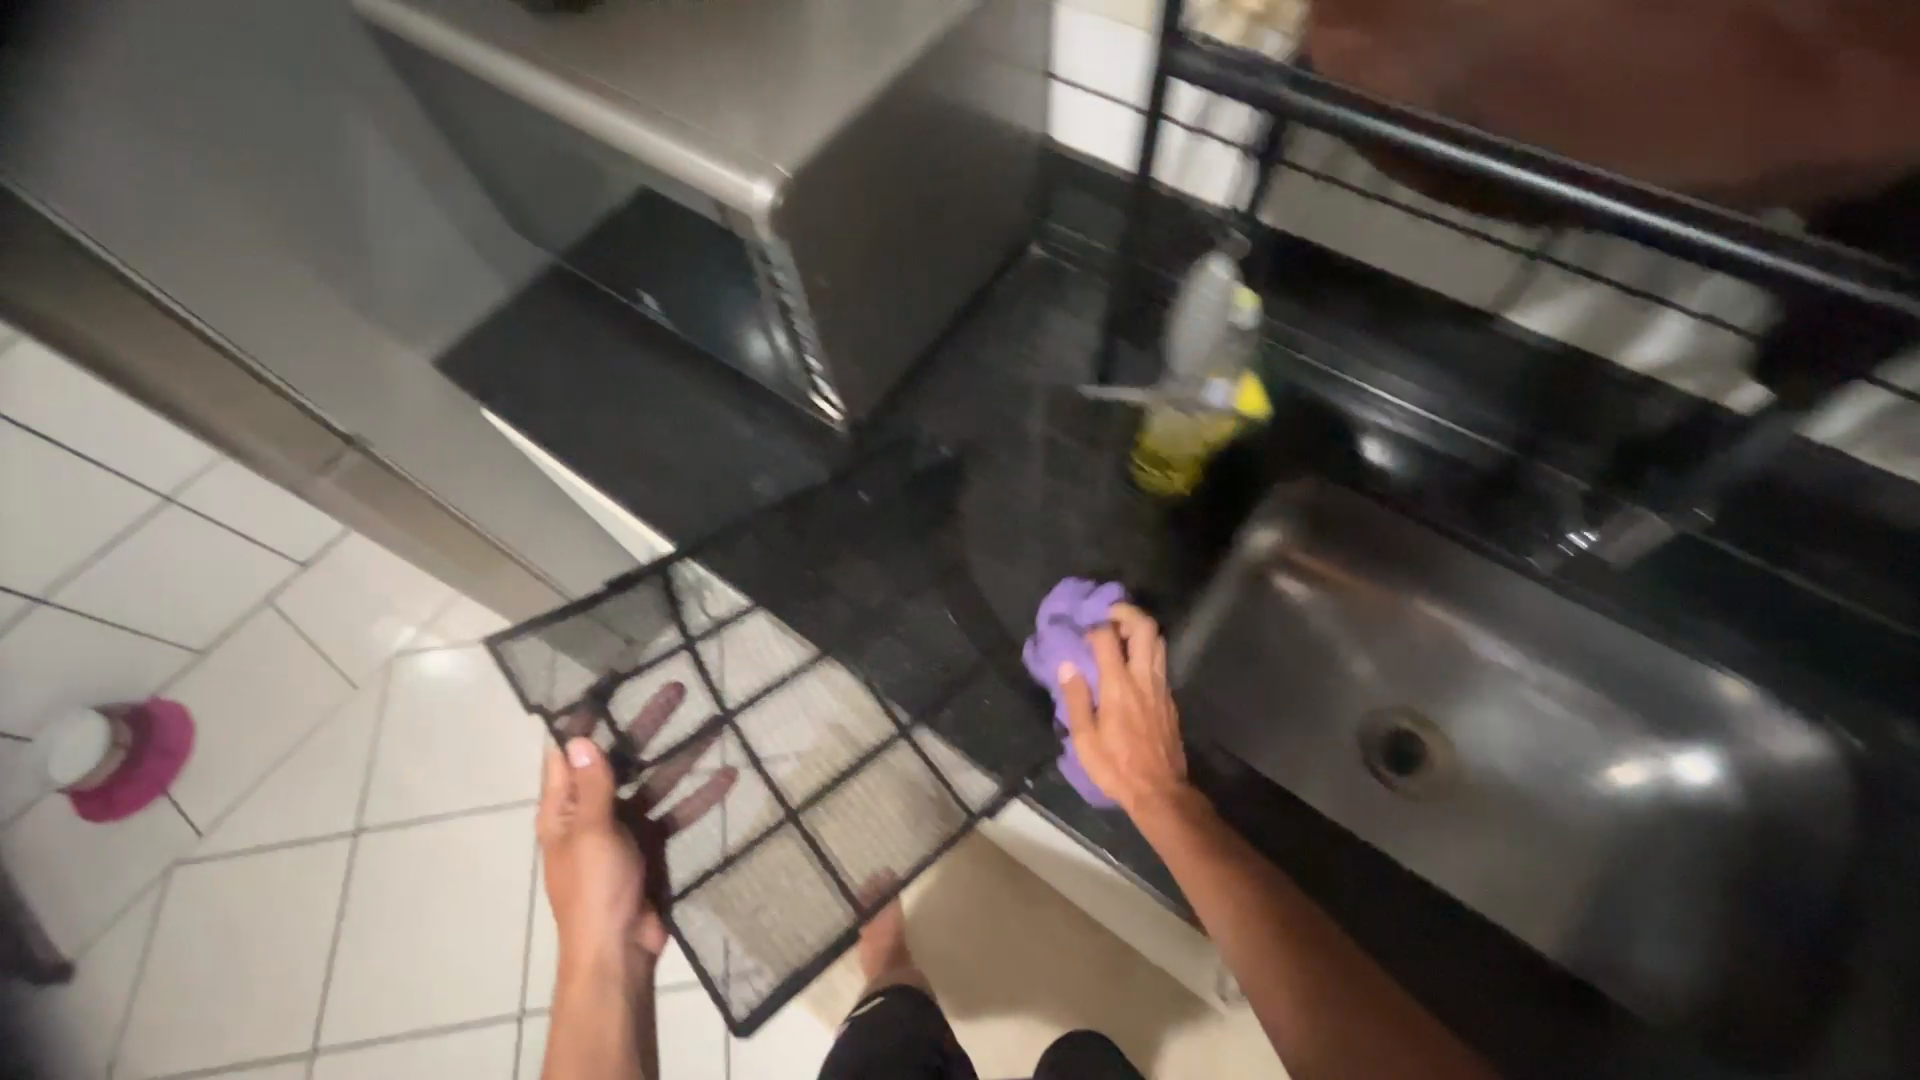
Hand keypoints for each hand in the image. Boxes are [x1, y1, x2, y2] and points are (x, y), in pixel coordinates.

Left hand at [536, 683, 734, 981]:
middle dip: (647, 725)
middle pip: (621, 758)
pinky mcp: (653, 844)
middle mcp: (593, 811)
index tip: (607, 686)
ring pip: (655, 780)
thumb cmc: (593, 889)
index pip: (568, 753)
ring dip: (682, 755)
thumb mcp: (590, 832)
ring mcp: (625, 827)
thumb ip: (592, 785)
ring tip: (714, 723)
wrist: (619, 950)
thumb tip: (580, 738)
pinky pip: (677, 811)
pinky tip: (730, 775)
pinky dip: (701, 796)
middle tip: (676, 689)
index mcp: (564, 808)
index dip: (585, 720)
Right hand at [1057, 603, 1193, 818]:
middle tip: (1109, 615)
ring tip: (1121, 635)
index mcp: (1119, 686)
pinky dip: (1148, 651)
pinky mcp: (1169, 699)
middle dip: (1127, 613)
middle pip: (1145, 629)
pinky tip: (1133, 664)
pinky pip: (1161, 662)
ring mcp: (1161, 687)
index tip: (1083, 636)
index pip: (1108, 638)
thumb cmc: (1116, 767)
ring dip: (1140, 630)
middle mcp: (1144, 679)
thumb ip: (1076, 698)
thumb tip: (1067, 665)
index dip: (1094, 628)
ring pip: (1159, 642)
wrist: (1160, 790)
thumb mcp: (1085, 738)